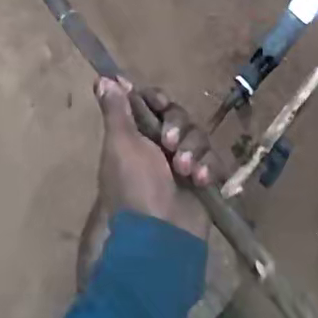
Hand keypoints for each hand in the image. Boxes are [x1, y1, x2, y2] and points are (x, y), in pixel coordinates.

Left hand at [95, 77, 220, 236]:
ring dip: (193, 149)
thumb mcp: (120, 144)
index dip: (157, 99)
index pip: (152, 102)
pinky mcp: (204, 182)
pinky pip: (215, 160)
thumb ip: (115, 110)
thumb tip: (102, 77)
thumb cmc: (134, 186)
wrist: (158, 240)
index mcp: (137, 134)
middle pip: (178, 115)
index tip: (159, 104)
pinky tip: (201, 180)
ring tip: (185, 170)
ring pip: (199, 136)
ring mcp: (183, 164)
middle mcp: (159, 146)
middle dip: (178, 126)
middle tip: (170, 144)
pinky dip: (210, 167)